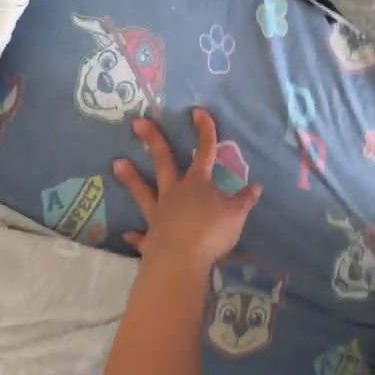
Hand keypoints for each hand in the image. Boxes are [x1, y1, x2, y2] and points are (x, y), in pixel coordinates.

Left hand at [115, 108, 261, 275]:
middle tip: (137, 123)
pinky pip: (142, 236)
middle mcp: (175, 193)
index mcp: (198, 183)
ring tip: (116, 164)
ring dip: (131, 179)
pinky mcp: (151, 238)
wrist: (181, 263)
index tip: (198, 111)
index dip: (204, 131)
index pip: (205, 151)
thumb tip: (257, 187)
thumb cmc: (211, 232)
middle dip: (154, 141)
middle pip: (164, 162)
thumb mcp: (236, 214)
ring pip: (143, 192)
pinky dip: (136, 236)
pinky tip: (128, 235)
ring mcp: (159, 215)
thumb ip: (245, 200)